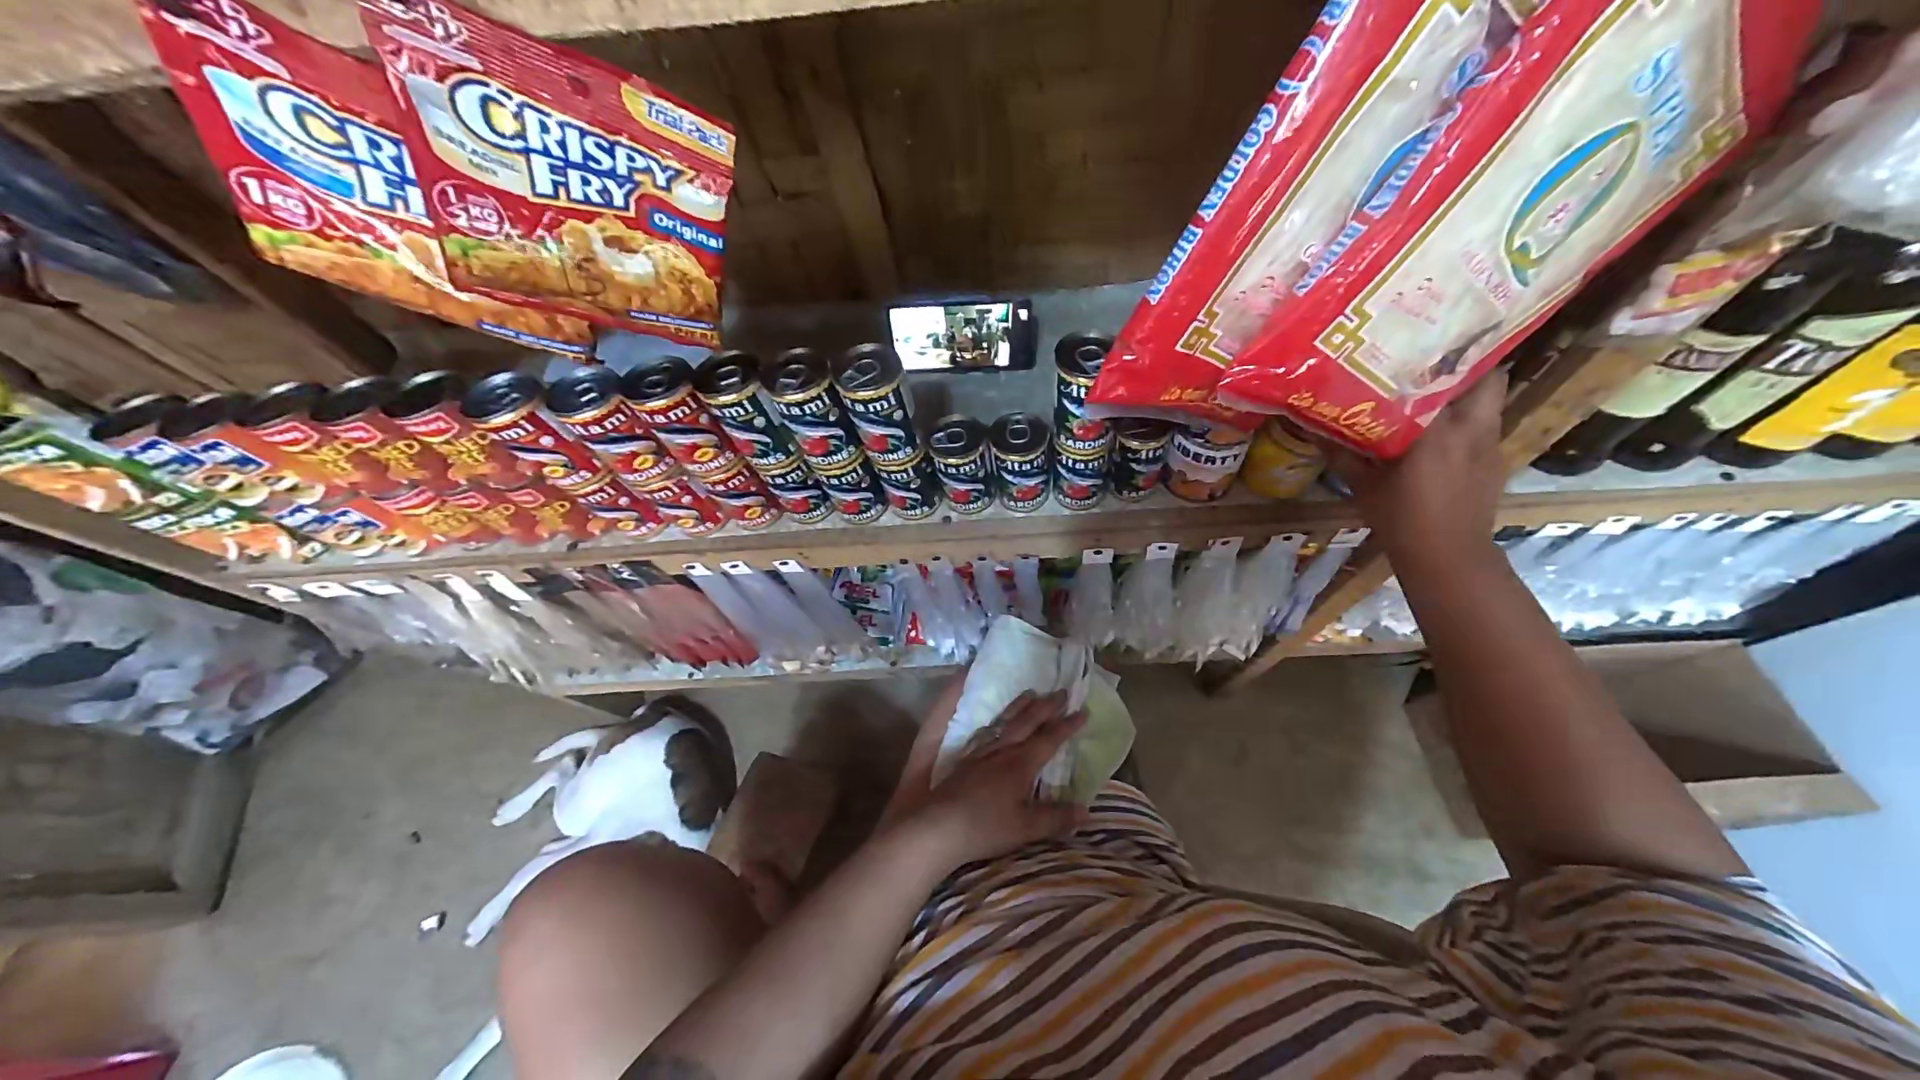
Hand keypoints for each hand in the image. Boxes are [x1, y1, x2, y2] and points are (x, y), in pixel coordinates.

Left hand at [883, 686, 1087, 869]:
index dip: (1067, 725)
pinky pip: (981, 732)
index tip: (1083, 710)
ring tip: (1030, 692)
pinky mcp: (962, 762)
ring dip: (1019, 707)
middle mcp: (1001, 752)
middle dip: (1046, 707)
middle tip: (1061, 691)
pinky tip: (992, 721)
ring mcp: (979, 754)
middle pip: (1026, 723)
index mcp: (1020, 765)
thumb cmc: (985, 828)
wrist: (938, 828)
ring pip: (1004, 723)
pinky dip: (992, 720)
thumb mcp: (1027, 828)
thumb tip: (1087, 810)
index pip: (1049, 740)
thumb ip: (1056, 817)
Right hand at [1333, 369, 1507, 561]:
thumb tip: (1314, 429)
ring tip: (1433, 394)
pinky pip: (1485, 428)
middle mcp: (1474, 428)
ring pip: (1490, 402)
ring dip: (1466, 394)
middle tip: (1430, 365)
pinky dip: (1467, 422)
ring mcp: (1490, 445)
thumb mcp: (1363, 485)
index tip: (1417, 344)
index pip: (1451, 374)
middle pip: (1490, 378)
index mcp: (1440, 429)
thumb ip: (1341, 453)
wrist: (1447, 557)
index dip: (1439, 355)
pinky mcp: (1495, 463)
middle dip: (1466, 367)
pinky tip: (1441, 433)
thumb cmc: (1400, 518)